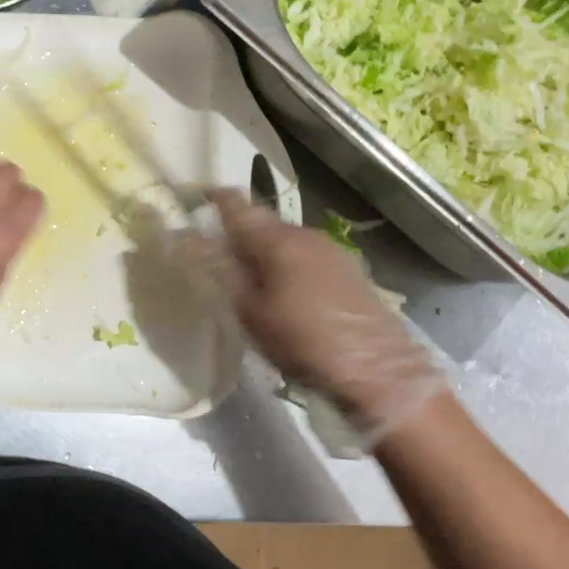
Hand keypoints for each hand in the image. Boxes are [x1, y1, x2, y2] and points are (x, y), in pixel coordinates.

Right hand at [196, 189, 444, 437]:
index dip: (213, 198)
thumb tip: (190, 239)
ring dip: (261, 252)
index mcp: (279, 241)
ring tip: (244, 279)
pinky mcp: (349, 271)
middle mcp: (307, 235)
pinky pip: (305, 257)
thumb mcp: (250, 313)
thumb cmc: (303, 342)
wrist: (378, 371)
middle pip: (263, 224)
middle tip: (212, 255)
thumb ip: (221, 272)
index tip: (192, 197)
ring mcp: (333, 251)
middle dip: (236, 234)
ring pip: (285, 242)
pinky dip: (285, 265)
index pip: (239, 206)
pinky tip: (280, 292)